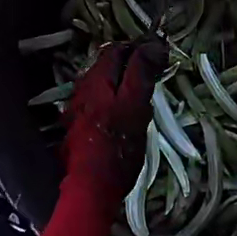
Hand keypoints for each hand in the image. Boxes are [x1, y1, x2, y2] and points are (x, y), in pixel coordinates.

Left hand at [39, 41, 162, 235]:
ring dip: (121, 86)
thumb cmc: (117, 147)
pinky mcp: (78, 129)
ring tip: (142, 98)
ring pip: (102, 86)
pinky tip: (125, 118)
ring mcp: (77, 110)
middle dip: (130, 67)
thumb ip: (141, 73)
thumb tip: (154, 45)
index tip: (159, 58)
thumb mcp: (135, 105)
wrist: (90, 190)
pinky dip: (113, 103)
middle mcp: (81, 90)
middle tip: (154, 78)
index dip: (138, 49)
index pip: (117, 50)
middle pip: (107, 67)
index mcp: (95, 80)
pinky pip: (98, 105)